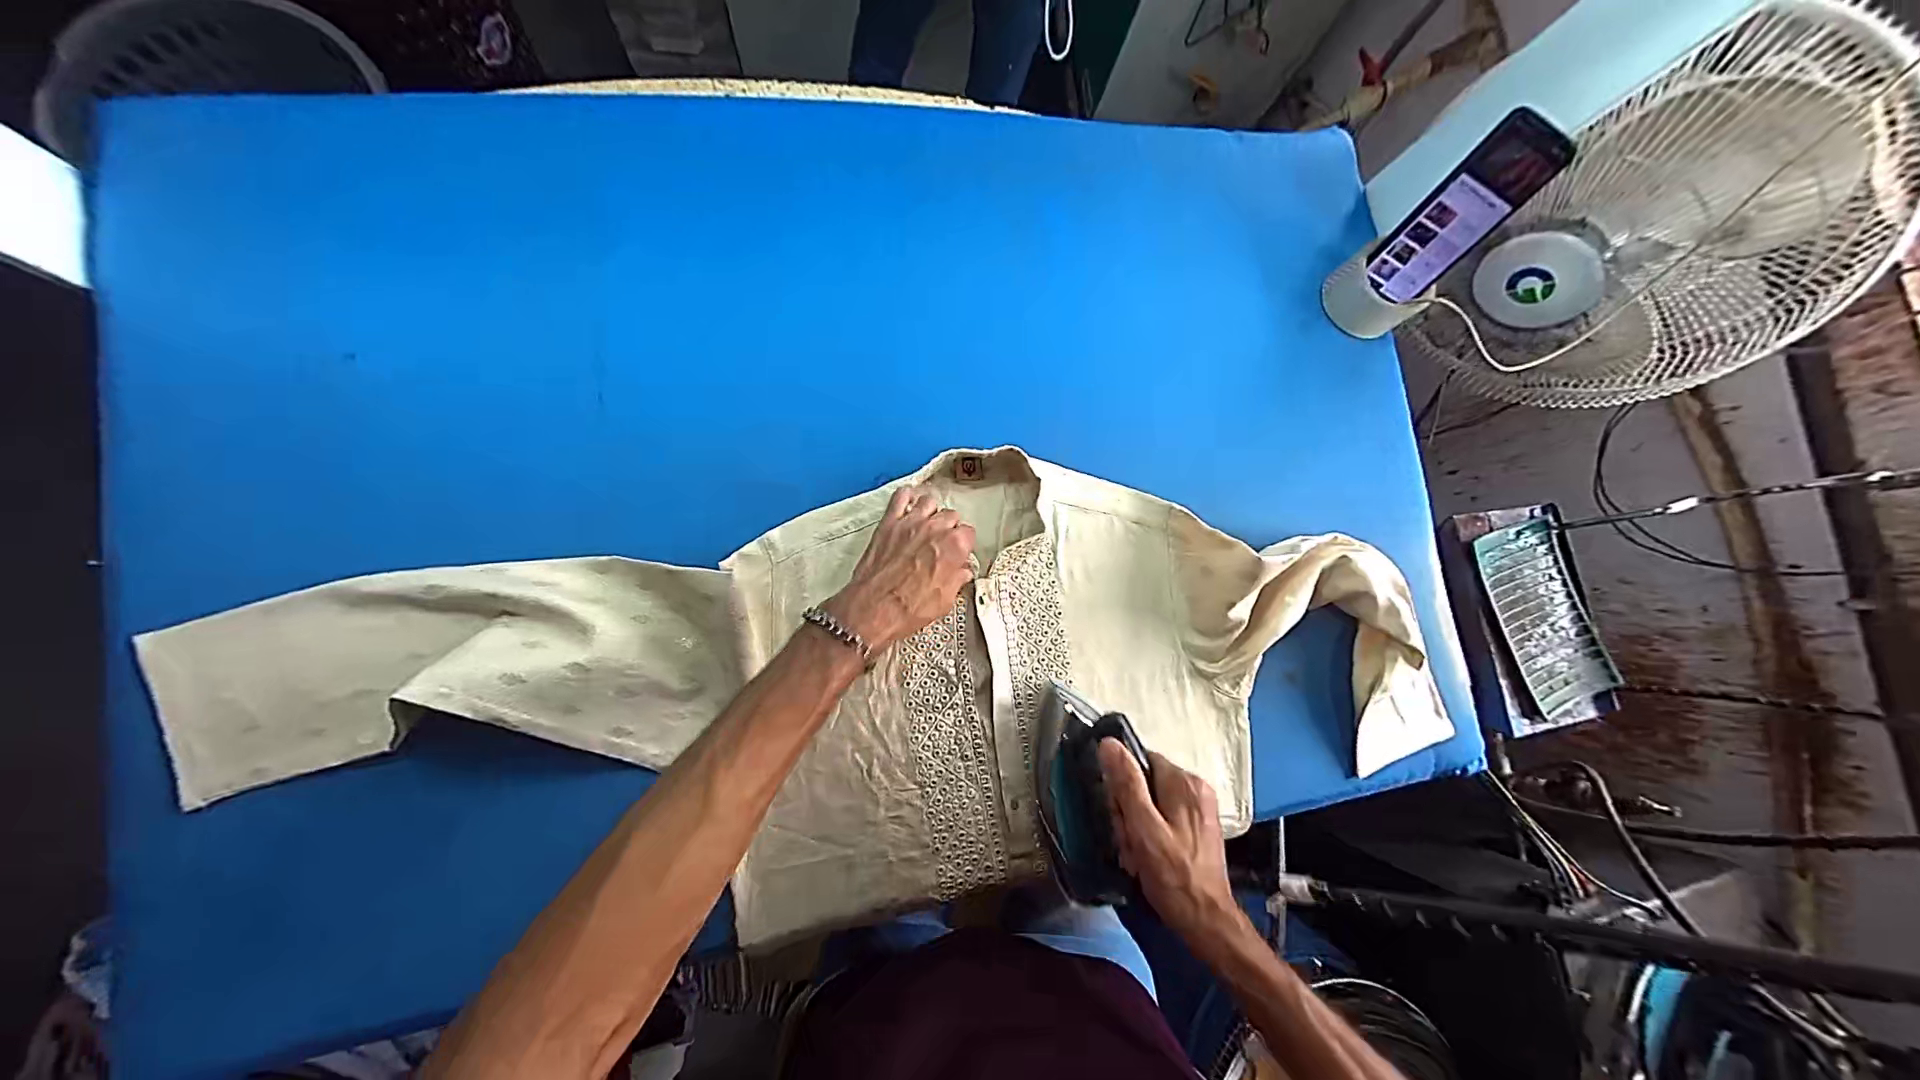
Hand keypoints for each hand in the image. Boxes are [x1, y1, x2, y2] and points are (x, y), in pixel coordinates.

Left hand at [821, 485, 975, 652]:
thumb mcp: (945, 600)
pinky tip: (909, 503)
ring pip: (929, 501)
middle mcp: (934, 529)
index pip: (968, 533)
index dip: (965, 544)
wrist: (874, 608)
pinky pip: (900, 496)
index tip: (960, 552)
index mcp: (953, 546)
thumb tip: (961, 573)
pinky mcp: (889, 523)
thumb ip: (957, 579)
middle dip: (950, 527)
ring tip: (929, 522)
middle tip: (944, 540)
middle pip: (951, 515)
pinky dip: (906, 496)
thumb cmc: (906, 607)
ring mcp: (910, 523)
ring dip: (931, 511)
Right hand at [1098, 741, 1249, 952]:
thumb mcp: (1143, 829)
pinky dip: (1150, 834)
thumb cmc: (1173, 877)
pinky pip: (1163, 817)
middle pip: (1144, 782)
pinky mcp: (1198, 827)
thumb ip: (1126, 784)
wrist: (1206, 921)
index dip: (1122, 785)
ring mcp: (1199, 808)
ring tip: (1136, 854)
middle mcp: (1195, 787)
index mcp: (1184, 782)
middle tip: (1129, 841)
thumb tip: (1110, 743)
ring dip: (1136, 825)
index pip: (1139, 761)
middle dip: (1128, 810)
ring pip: (1151, 801)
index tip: (1119, 814)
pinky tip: (1147, 858)